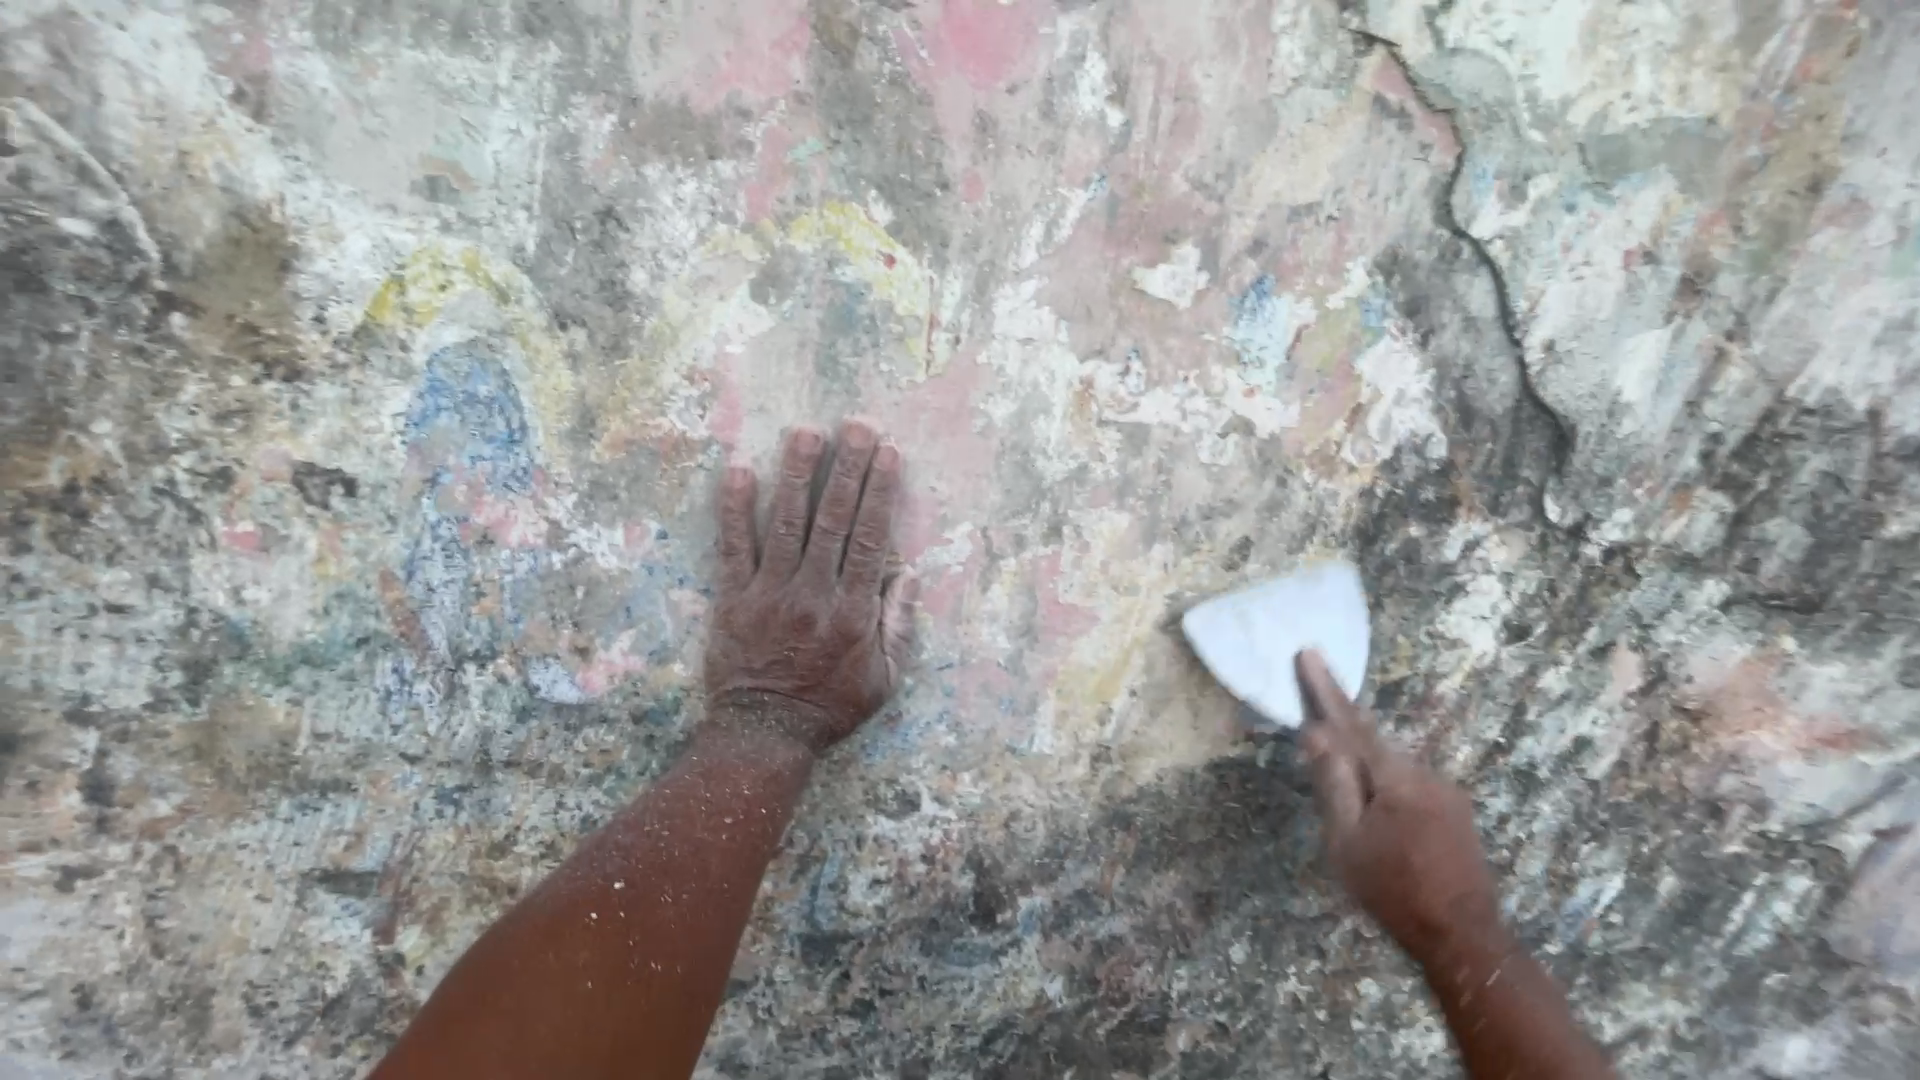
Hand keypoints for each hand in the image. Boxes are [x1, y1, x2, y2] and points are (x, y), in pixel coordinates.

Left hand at [703, 419, 915, 754]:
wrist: (765, 734)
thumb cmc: (831, 708)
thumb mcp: (885, 680)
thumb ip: (899, 627)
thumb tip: (909, 576)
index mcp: (855, 612)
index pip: (871, 540)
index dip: (880, 492)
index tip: (887, 454)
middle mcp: (815, 594)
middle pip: (834, 521)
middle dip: (847, 469)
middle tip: (856, 426)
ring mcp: (771, 594)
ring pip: (787, 524)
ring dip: (797, 476)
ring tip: (805, 433)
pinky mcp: (734, 599)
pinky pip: (734, 548)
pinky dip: (735, 510)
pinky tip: (741, 472)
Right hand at [1296, 650, 1500, 958]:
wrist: (1463, 938)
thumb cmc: (1392, 891)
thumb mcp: (1346, 840)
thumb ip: (1333, 782)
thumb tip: (1316, 732)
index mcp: (1396, 778)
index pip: (1351, 723)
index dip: (1326, 689)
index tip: (1309, 653)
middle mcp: (1426, 773)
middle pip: (1372, 738)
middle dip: (1340, 716)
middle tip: (1314, 688)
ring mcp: (1446, 791)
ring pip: (1390, 762)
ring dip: (1362, 757)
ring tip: (1336, 764)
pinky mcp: (1455, 810)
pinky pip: (1407, 780)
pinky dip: (1382, 777)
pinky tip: (1372, 800)